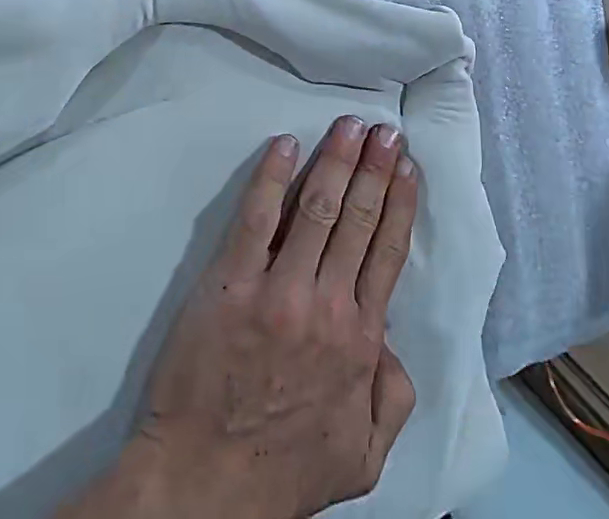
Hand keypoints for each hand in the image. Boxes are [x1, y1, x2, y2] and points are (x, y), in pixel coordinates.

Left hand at [66, 116, 419, 518]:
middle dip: (375, 168)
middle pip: (359, 219)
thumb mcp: (363, 456)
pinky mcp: (230, 285)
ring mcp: (279, 291)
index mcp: (361, 338)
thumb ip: (395, 398)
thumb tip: (394, 345)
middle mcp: (328, 304)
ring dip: (337, 162)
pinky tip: (284, 146)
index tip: (407, 166)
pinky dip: (271, 178)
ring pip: (317, 210)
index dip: (400, 202)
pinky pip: (256, 220)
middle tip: (385, 130)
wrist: (201, 489)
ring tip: (351, 126)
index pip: (387, 251)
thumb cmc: (281, 471)